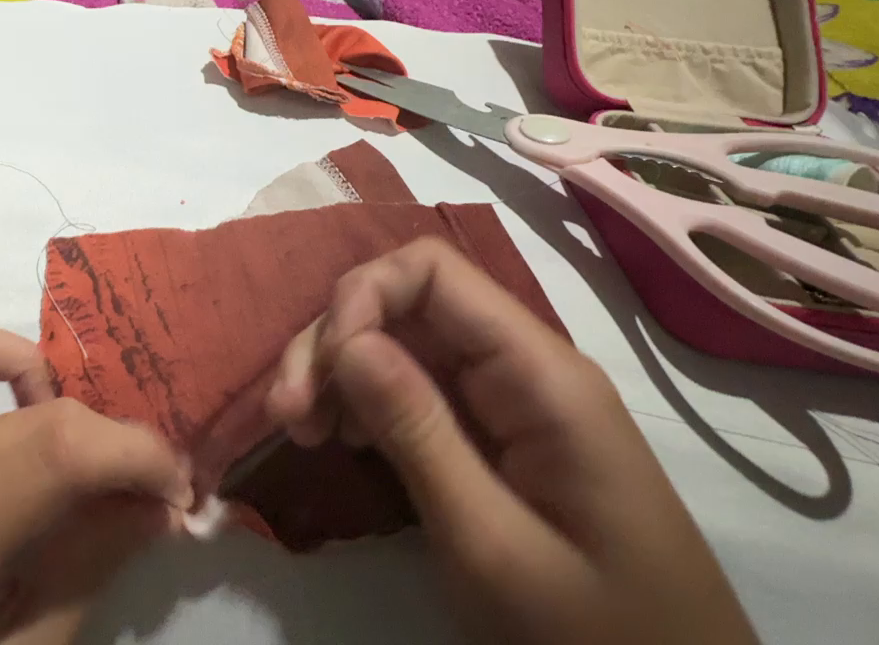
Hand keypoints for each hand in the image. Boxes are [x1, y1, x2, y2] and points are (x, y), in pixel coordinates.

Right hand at [266, 238, 757, 644]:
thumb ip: (417, 431)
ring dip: (338, 373)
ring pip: (400, 342)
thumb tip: (344, 339)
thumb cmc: (590, 632)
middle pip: (405, 303)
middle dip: (334, 342)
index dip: (361, 296)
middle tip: (287, 415)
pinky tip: (338, 440)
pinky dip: (362, 402)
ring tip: (302, 432)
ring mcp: (507, 398)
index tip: (320, 371)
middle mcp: (522, 366)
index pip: (432, 270)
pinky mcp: (493, 432)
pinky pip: (414, 386)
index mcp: (540, 374)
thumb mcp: (491, 543)